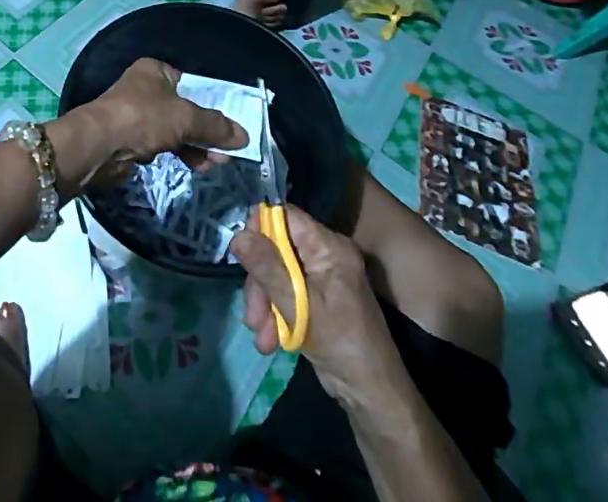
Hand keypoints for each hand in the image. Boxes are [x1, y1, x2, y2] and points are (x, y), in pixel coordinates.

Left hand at [46, 58, 244, 194]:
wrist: (96, 148)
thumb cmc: (142, 118)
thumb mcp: (185, 118)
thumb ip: (216, 127)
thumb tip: (244, 137)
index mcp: (156, 71)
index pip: (194, 84)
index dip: (214, 102)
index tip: (232, 122)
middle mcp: (147, 89)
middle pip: (188, 109)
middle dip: (209, 130)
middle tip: (229, 148)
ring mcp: (138, 116)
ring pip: (178, 130)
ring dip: (198, 145)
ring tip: (217, 162)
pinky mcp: (133, 141)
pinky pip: (166, 145)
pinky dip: (183, 153)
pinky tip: (198, 165)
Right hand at [232, 205, 403, 405]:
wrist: (369, 389)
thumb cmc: (340, 341)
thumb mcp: (300, 305)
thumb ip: (268, 268)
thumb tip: (238, 235)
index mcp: (329, 246)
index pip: (288, 217)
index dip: (262, 229)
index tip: (242, 254)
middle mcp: (325, 255)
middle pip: (278, 249)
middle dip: (261, 282)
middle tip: (253, 316)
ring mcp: (321, 278)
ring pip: (278, 275)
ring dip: (265, 305)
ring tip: (262, 337)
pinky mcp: (316, 299)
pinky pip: (286, 294)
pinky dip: (275, 315)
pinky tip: (270, 341)